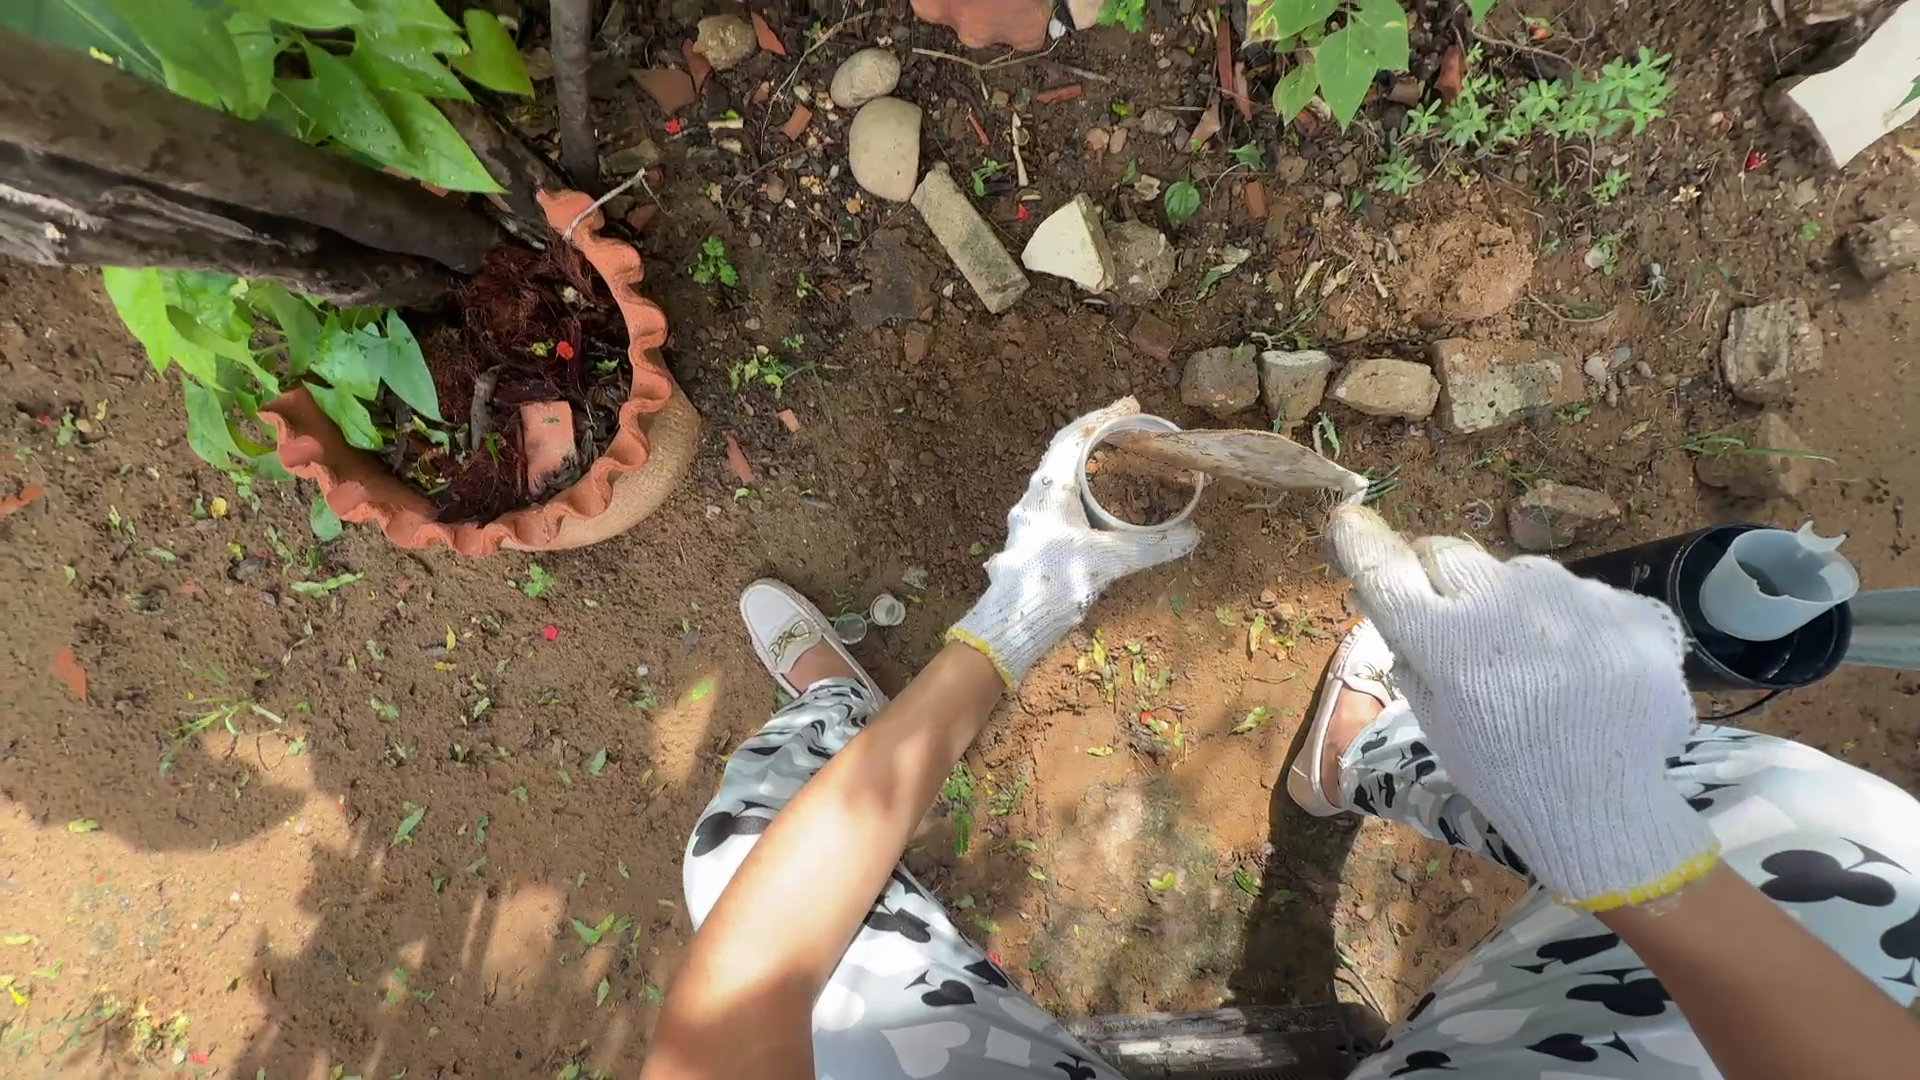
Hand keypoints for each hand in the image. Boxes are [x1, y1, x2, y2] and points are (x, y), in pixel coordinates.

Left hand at [948, 399, 1200, 685]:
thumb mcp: (1110, 560)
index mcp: (1049, 488)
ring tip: (1118, 465)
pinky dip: (1081, 491)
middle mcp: (1034, 496)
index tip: (1128, 407)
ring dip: (1086, 465)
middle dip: (1096, 437)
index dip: (1101, 416)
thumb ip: (1154, 546)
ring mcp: (1030, 517)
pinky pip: (1058, 499)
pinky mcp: (1032, 537)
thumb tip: (1195, 534)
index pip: (1073, 435)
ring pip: (1059, 477)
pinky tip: (1099, 508)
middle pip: (1064, 452)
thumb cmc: (1056, 581)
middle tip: (1127, 434)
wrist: (1014, 623)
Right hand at [1326, 505, 1718, 910]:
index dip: (1358, 540)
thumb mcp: (1427, 709)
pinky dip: (1566, 618)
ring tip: (1529, 653)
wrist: (1604, 807)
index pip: (1384, 567)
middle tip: (1448, 612)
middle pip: (1446, 552)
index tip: (1345, 521)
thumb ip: (1407, 645)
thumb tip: (1384, 596)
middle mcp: (1505, 605)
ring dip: (1506, 597)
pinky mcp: (1633, 610)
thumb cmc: (1495, 766)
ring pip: (1517, 570)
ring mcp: (1577, 602)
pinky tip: (1577, 663)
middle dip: (1435, 573)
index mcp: (1445, 640)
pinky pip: (1578, 593)